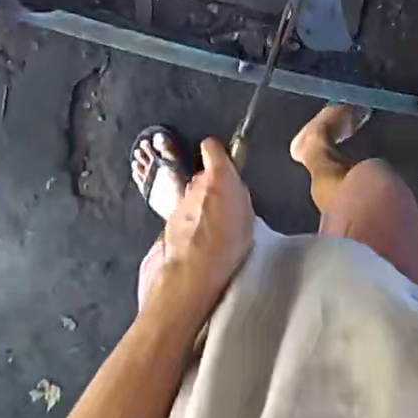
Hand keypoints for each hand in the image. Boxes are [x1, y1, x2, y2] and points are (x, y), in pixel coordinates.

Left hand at [152, 138, 254, 318]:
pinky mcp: (169, 221)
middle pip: (203, 177)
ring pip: (192, 197)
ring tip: (213, 230)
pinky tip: (199, 242)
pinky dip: (190, 224)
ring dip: (200, 207)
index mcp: (218, 176)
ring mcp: (180, 202)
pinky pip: (184, 216)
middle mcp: (196, 183)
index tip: (224, 161)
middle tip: (225, 207)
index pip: (212, 146)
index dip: (217, 152)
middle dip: (212, 187)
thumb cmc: (229, 242)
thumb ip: (238, 194)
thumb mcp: (248, 215)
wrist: (194, 271)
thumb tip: (233, 190)